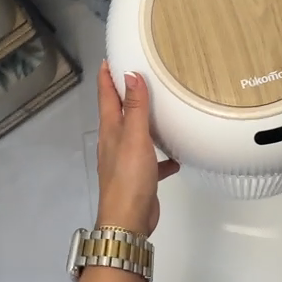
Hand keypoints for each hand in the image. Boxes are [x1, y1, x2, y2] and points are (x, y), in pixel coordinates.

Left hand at [94, 61, 179, 235]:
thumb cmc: (129, 176)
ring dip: (144, 122)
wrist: (128, 221)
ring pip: (135, 135)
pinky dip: (161, 156)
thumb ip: (135, 107)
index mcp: (111, 129)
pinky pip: (151, 161)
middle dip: (126, 94)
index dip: (106, 77)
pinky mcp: (138, 178)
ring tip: (161, 109)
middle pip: (118, 112)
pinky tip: (176, 157)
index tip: (109, 59)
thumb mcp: (134, 137)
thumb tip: (131, 75)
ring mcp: (125, 161)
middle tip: (140, 76)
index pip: (106, 96)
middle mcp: (115, 142)